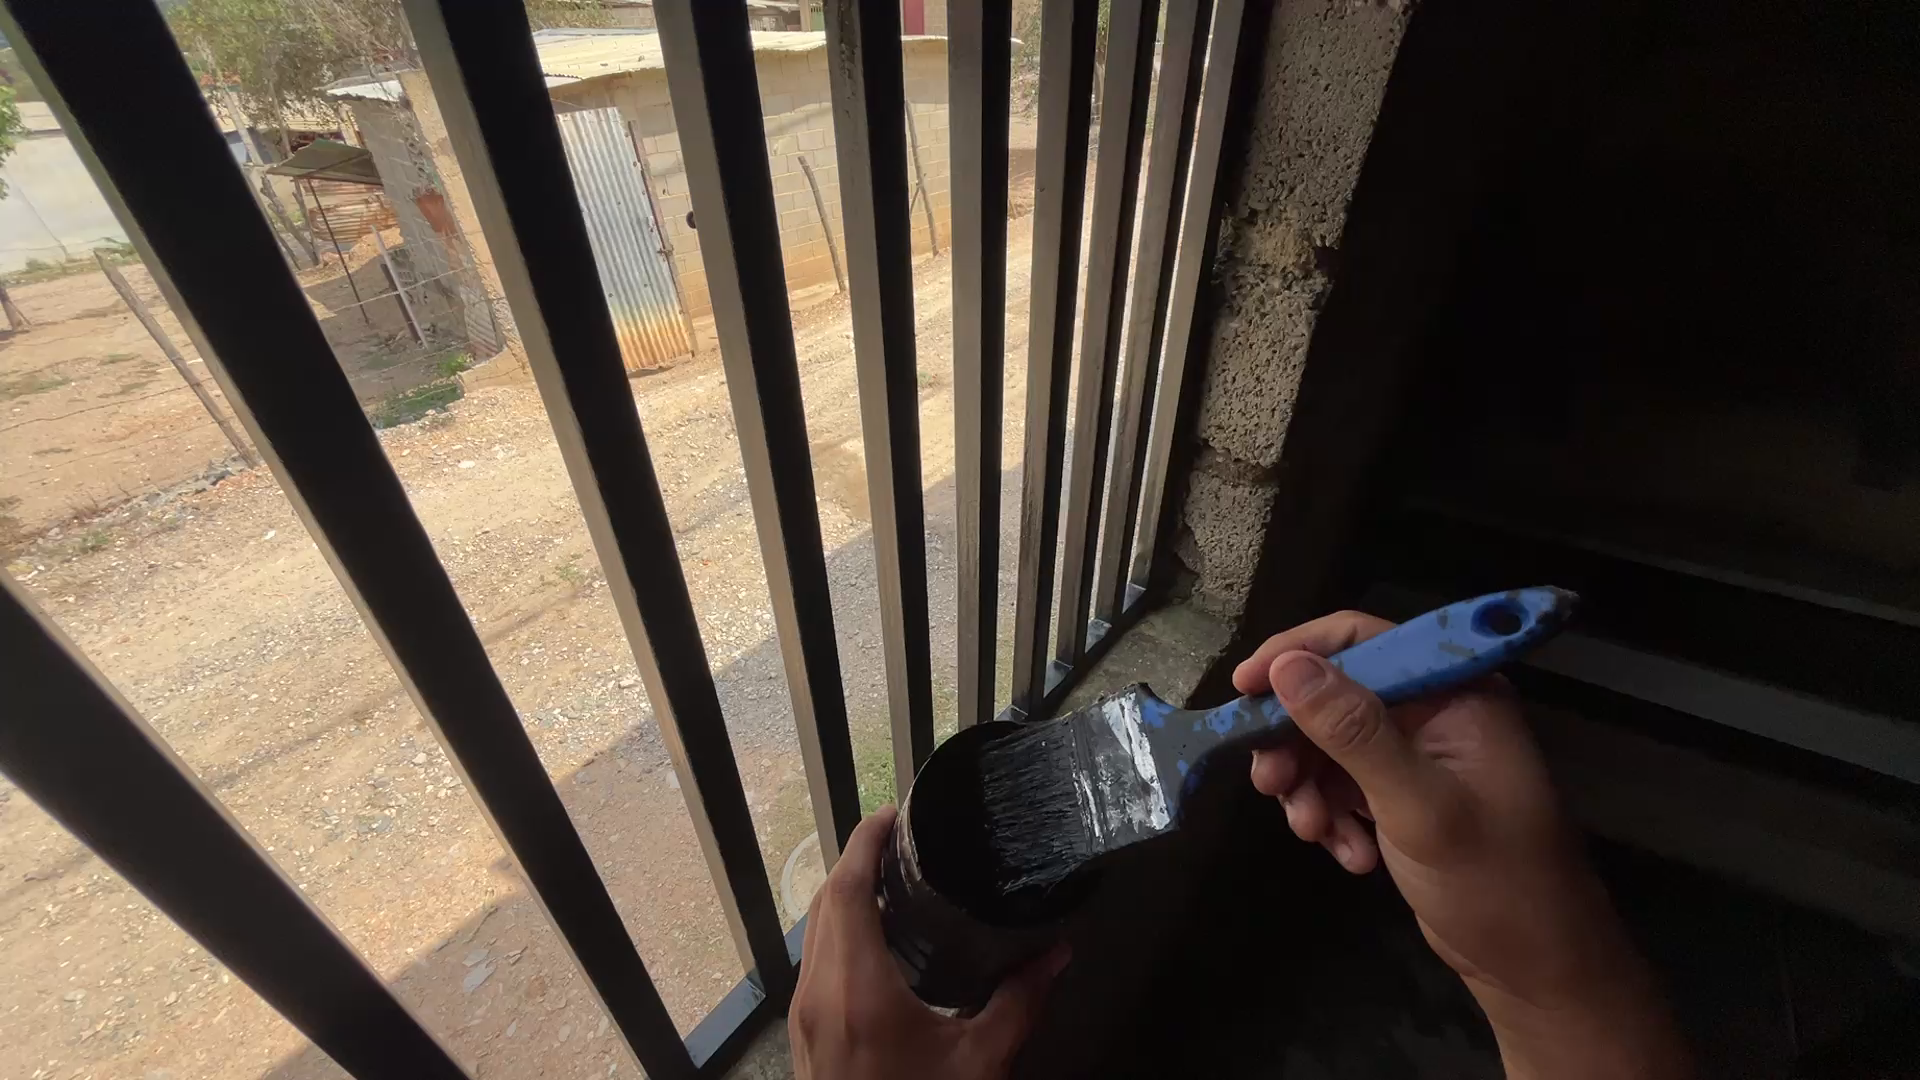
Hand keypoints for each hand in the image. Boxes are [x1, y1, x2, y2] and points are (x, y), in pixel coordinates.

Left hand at [790, 806, 1066, 1079]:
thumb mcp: (977, 1065)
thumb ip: (1018, 1004)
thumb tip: (1059, 953)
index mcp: (857, 990)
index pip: (846, 890)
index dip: (863, 842)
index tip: (892, 813)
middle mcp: (819, 990)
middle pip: (826, 898)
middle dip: (857, 856)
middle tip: (901, 836)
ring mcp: (804, 1010)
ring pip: (815, 925)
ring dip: (845, 888)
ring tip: (890, 871)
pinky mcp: (804, 1027)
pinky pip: (815, 952)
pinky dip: (839, 921)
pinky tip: (875, 929)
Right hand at [1234, 611, 1689, 1079]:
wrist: (1538, 977)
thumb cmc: (1497, 885)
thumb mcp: (1421, 806)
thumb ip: (1353, 731)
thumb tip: (1286, 666)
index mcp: (1453, 691)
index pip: (1359, 638)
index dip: (1294, 653)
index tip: (1244, 686)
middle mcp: (1430, 709)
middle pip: (1329, 692)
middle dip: (1294, 740)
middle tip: (1270, 782)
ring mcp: (1412, 751)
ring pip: (1323, 739)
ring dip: (1307, 784)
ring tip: (1313, 830)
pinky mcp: (1397, 788)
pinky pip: (1335, 778)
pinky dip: (1327, 810)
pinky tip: (1347, 851)